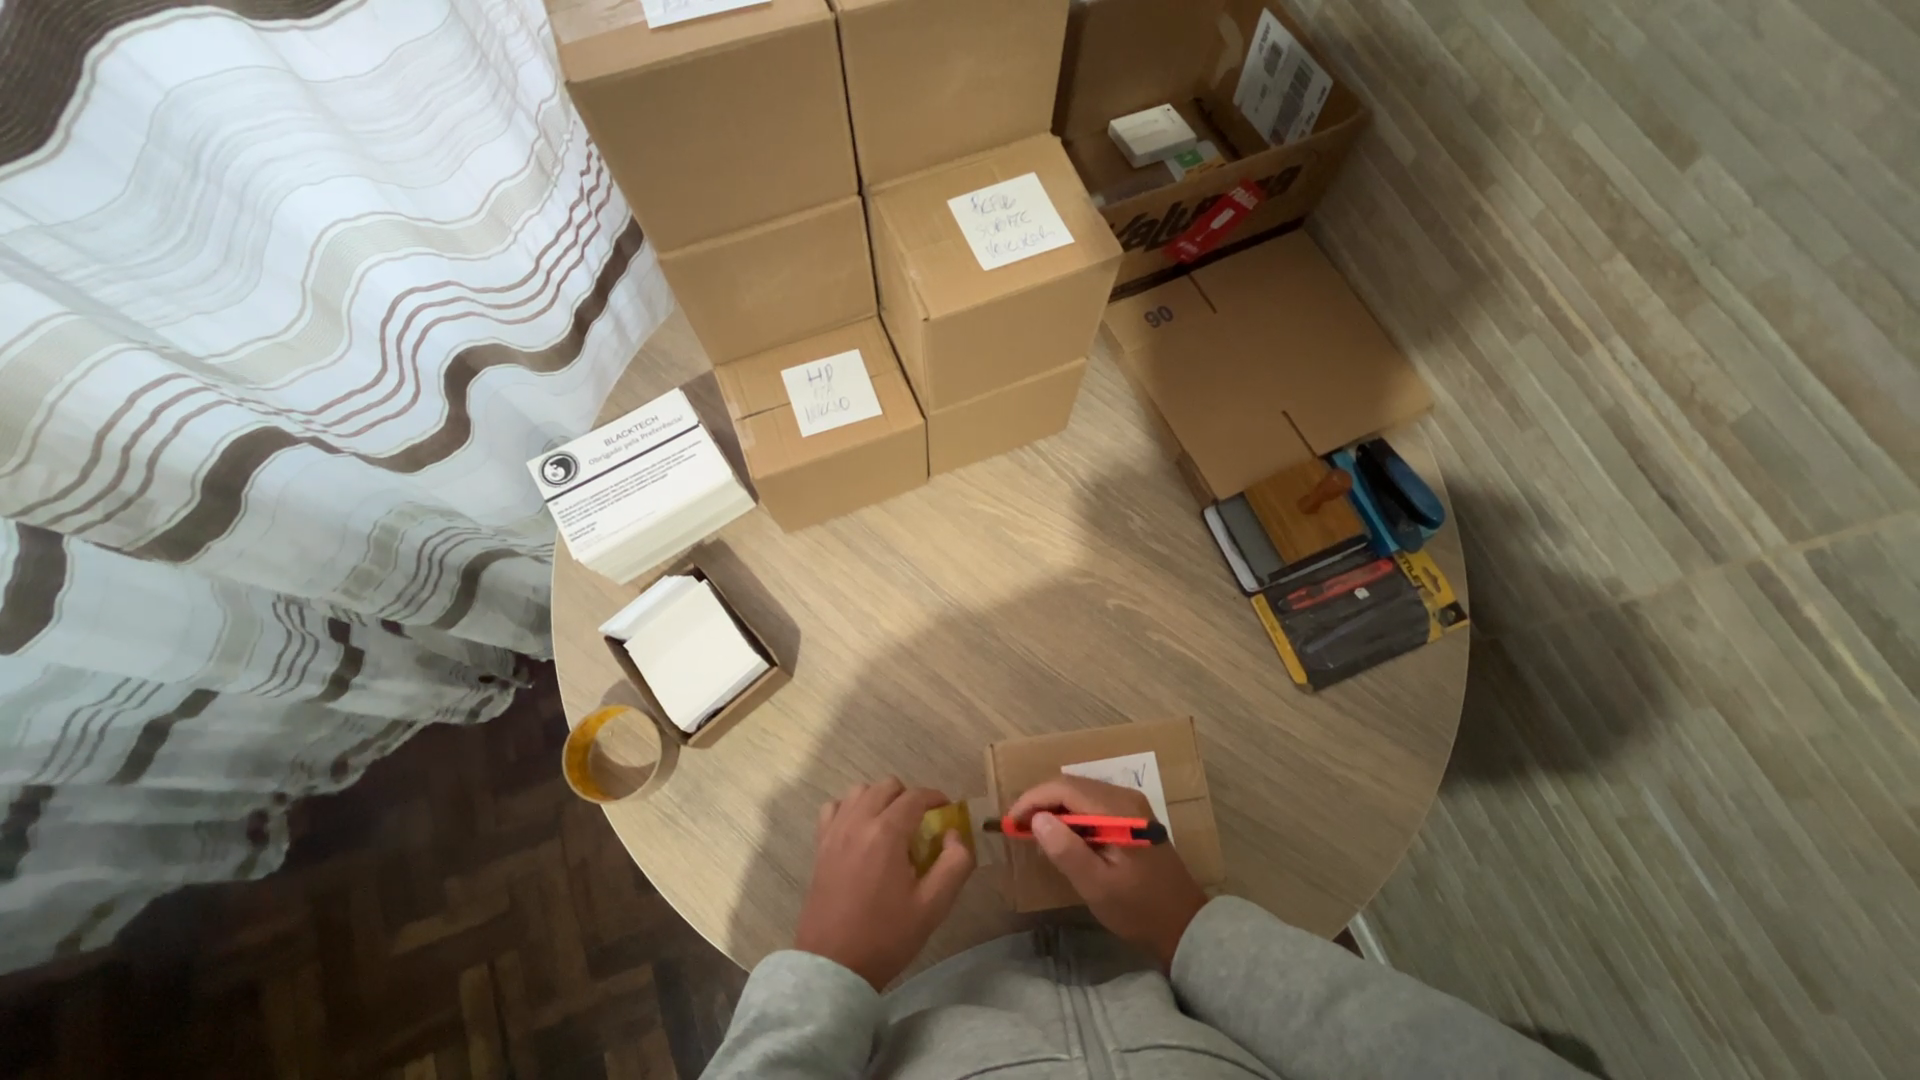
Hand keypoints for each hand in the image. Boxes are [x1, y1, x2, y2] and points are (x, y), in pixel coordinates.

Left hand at [794, 777, 974, 988]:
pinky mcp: (820, 846)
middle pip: (887, 786)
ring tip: (892, 826)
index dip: (935, 798)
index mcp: (886, 834)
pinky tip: (861, 832)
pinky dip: (851, 809)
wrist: (833, 966)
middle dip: (909, 797)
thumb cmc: (886, 936)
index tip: (947, 811)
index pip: (915, 797)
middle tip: (921, 824)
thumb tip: (954, 835)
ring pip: (859, 791)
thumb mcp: (934, 906)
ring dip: (880, 799)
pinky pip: (835, 808)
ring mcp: (834, 832)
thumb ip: (955, 864)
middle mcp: (857, 822)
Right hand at [1007, 775, 1208, 968]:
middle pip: (1071, 785)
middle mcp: (1125, 798)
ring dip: (1054, 807)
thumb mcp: (1097, 887)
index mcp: (1118, 811)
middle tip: (1018, 828)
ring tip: (1034, 832)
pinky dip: (1071, 814)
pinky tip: (1061, 836)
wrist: (1184, 925)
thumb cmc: (1139, 909)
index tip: (1011, 821)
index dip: (1032, 800)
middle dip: (1040, 802)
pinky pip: (1092, 803)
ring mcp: (1131, 805)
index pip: (1064, 788)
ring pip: (1080, 792)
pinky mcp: (1132, 817)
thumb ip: (1067, 851)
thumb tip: (1037, 819)